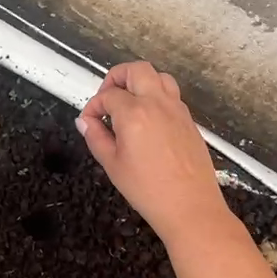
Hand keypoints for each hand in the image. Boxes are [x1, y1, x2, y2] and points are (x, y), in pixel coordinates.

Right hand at [77, 61, 231, 246]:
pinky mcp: (189, 120)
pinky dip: (156, 96)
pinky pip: (172, 95)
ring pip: (159, 76)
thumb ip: (96, 138)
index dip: (93, 106)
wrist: (189, 207)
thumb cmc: (152, 191)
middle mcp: (158, 104)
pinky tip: (147, 118)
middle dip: (117, 78)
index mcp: (134, 113)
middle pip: (136, 70)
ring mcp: (177, 110)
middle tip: (107, 96)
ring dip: (140, 82)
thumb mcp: (112, 165)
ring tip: (128, 102)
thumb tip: (86, 123)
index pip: (108, 95)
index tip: (89, 119)